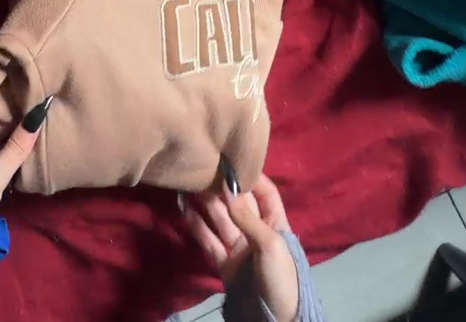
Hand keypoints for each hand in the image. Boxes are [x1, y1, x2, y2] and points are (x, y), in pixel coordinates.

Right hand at [182, 168, 299, 321]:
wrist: (275, 321)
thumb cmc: (281, 277)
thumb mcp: (270, 245)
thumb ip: (247, 216)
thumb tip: (228, 185)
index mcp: (275, 224)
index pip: (265, 192)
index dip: (251, 176)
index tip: (232, 160)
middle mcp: (256, 231)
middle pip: (238, 202)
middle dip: (222, 186)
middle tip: (203, 167)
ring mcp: (238, 247)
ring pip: (219, 217)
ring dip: (205, 201)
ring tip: (188, 182)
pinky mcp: (224, 263)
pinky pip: (208, 238)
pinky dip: (195, 223)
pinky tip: (184, 207)